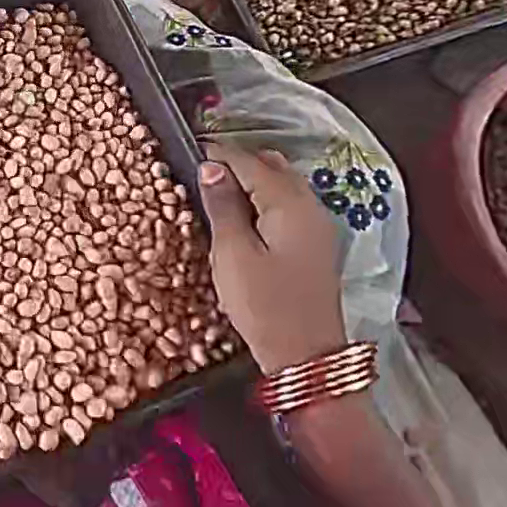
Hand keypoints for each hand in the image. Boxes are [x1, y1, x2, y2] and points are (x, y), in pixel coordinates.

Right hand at [200, 142, 346, 372]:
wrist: (307, 357)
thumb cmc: (264, 305)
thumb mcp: (232, 253)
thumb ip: (222, 205)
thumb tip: (211, 167)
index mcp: (289, 203)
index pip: (249, 163)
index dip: (218, 153)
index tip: (189, 149)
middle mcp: (309, 205)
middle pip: (270, 166)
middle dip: (236, 162)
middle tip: (201, 170)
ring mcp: (317, 224)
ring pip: (282, 183)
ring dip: (252, 178)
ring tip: (218, 189)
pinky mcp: (315, 243)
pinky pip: (288, 203)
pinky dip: (264, 197)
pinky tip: (244, 213)